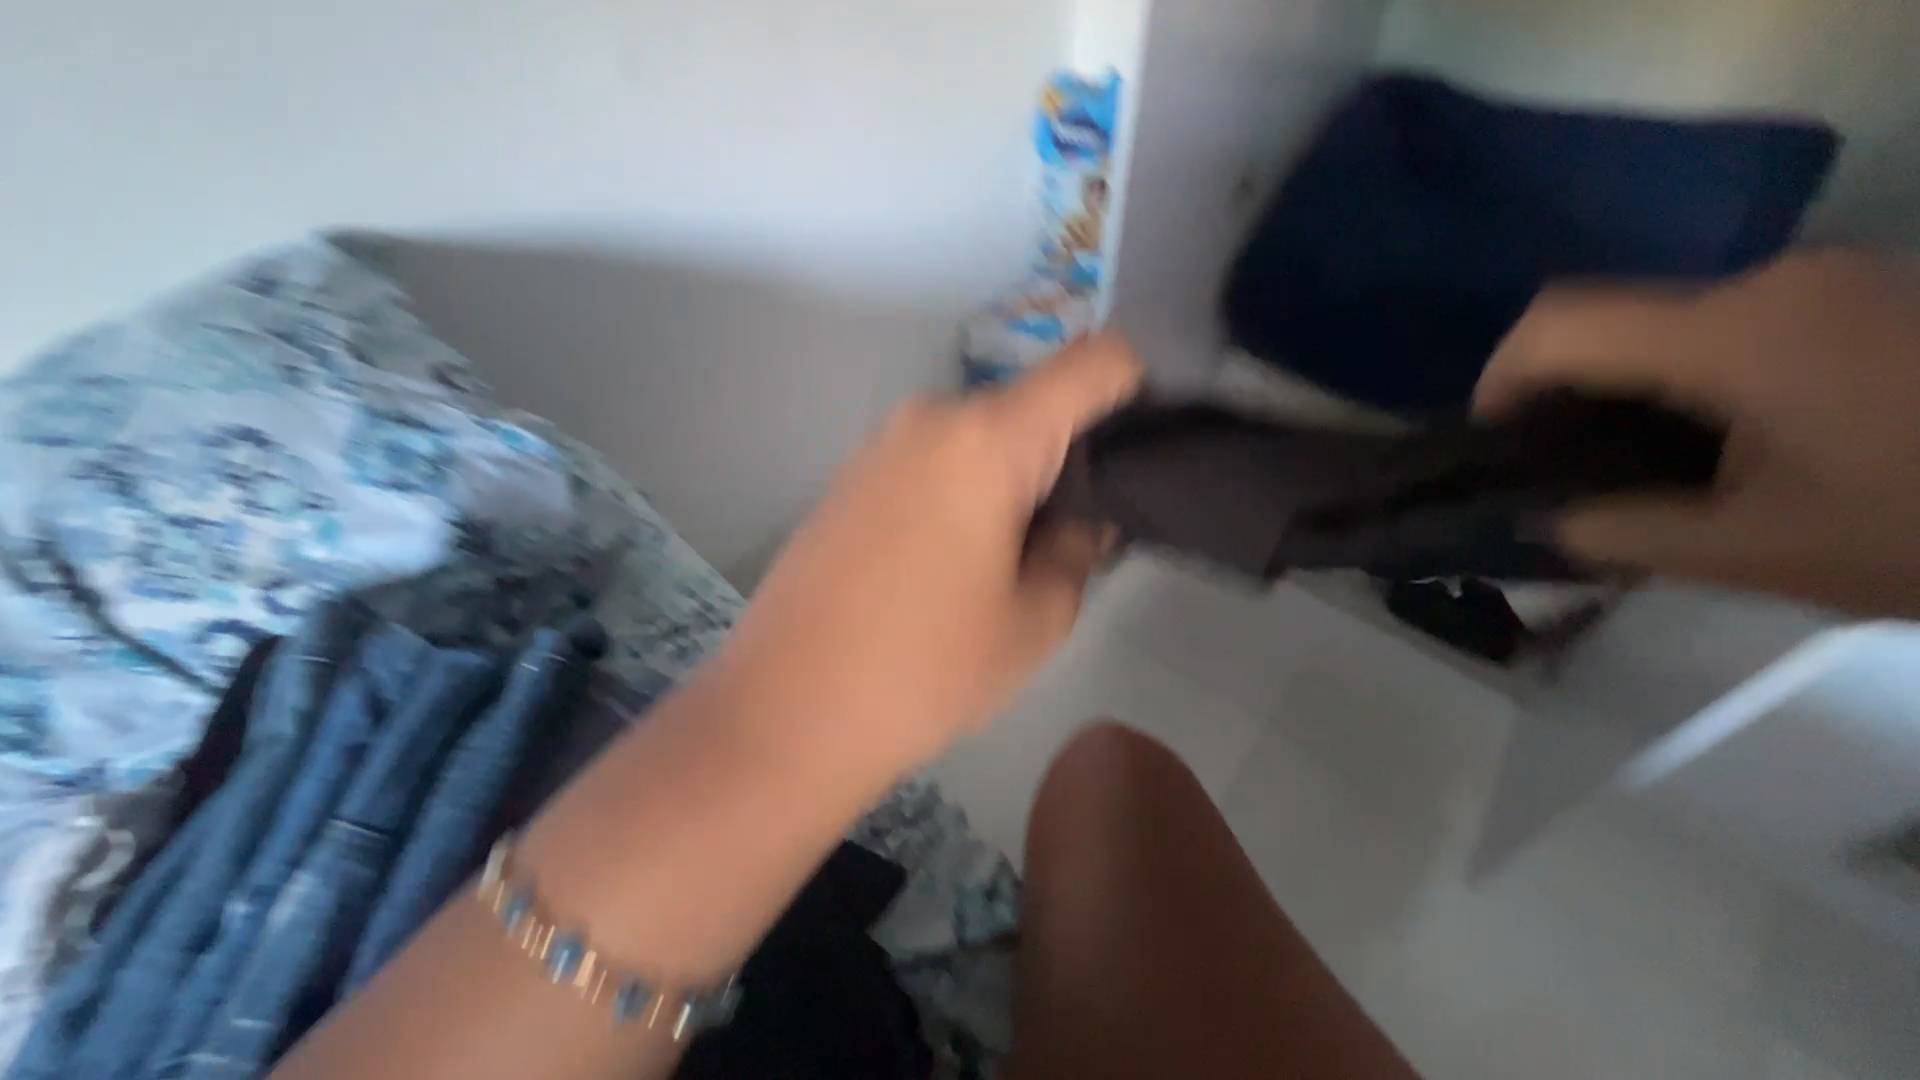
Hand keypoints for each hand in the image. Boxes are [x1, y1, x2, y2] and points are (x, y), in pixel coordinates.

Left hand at [720, 334, 1142, 755]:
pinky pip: (931, 463)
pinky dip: (964, 493)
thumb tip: (1083, 520)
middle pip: (1032, 406)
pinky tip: (953, 566)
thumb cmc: (924, 669)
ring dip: (1013, 480)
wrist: (784, 712)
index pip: (1093, 363)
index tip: (1158, 438)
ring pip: (979, 439)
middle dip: (1069, 456)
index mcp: (988, 437)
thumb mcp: (1034, 620)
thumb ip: (1079, 550)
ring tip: (1014, 560)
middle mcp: (930, 418)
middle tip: (1084, 534)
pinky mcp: (848, 479)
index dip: (1140, 383)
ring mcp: (880, 445)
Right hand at [1475, 250, 1919, 616]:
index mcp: (1734, 335)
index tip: (1491, 441)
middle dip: (1562, 391)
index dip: (1498, 376)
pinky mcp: (1862, 297)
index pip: (1557, 322)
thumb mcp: (1763, 553)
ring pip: (1668, 324)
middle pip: (1609, 318)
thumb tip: (1547, 523)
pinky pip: (1730, 326)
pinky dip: (1686, 379)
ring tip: (1639, 467)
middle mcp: (1769, 284)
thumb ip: (1626, 535)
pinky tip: (1716, 441)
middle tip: (1563, 471)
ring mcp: (1825, 283)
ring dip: (1627, 388)